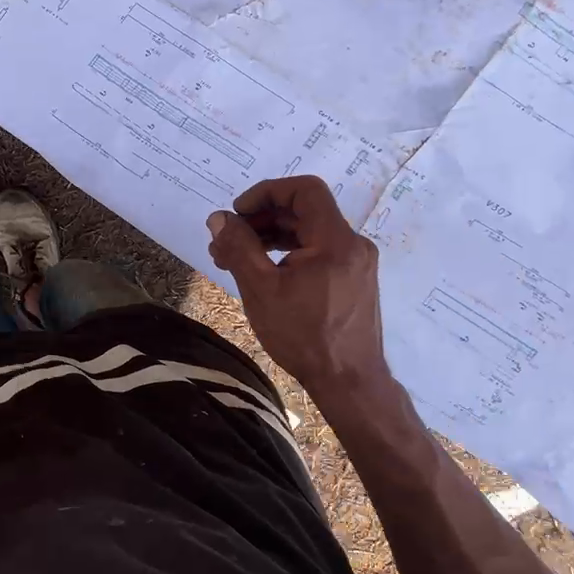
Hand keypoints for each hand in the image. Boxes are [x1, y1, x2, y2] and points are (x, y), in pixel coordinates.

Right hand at [206, 176, 388, 394]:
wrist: (349, 383)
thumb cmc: (303, 335)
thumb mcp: (260, 288)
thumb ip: (238, 246)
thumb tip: (219, 218)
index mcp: (336, 241)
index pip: (304, 190)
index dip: (266, 192)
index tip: (237, 214)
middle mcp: (352, 245)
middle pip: (302, 211)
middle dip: (258, 219)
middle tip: (225, 242)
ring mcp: (354, 263)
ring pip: (306, 232)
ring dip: (267, 237)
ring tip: (233, 259)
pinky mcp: (350, 280)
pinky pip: (314, 251)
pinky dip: (284, 253)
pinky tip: (260, 273)